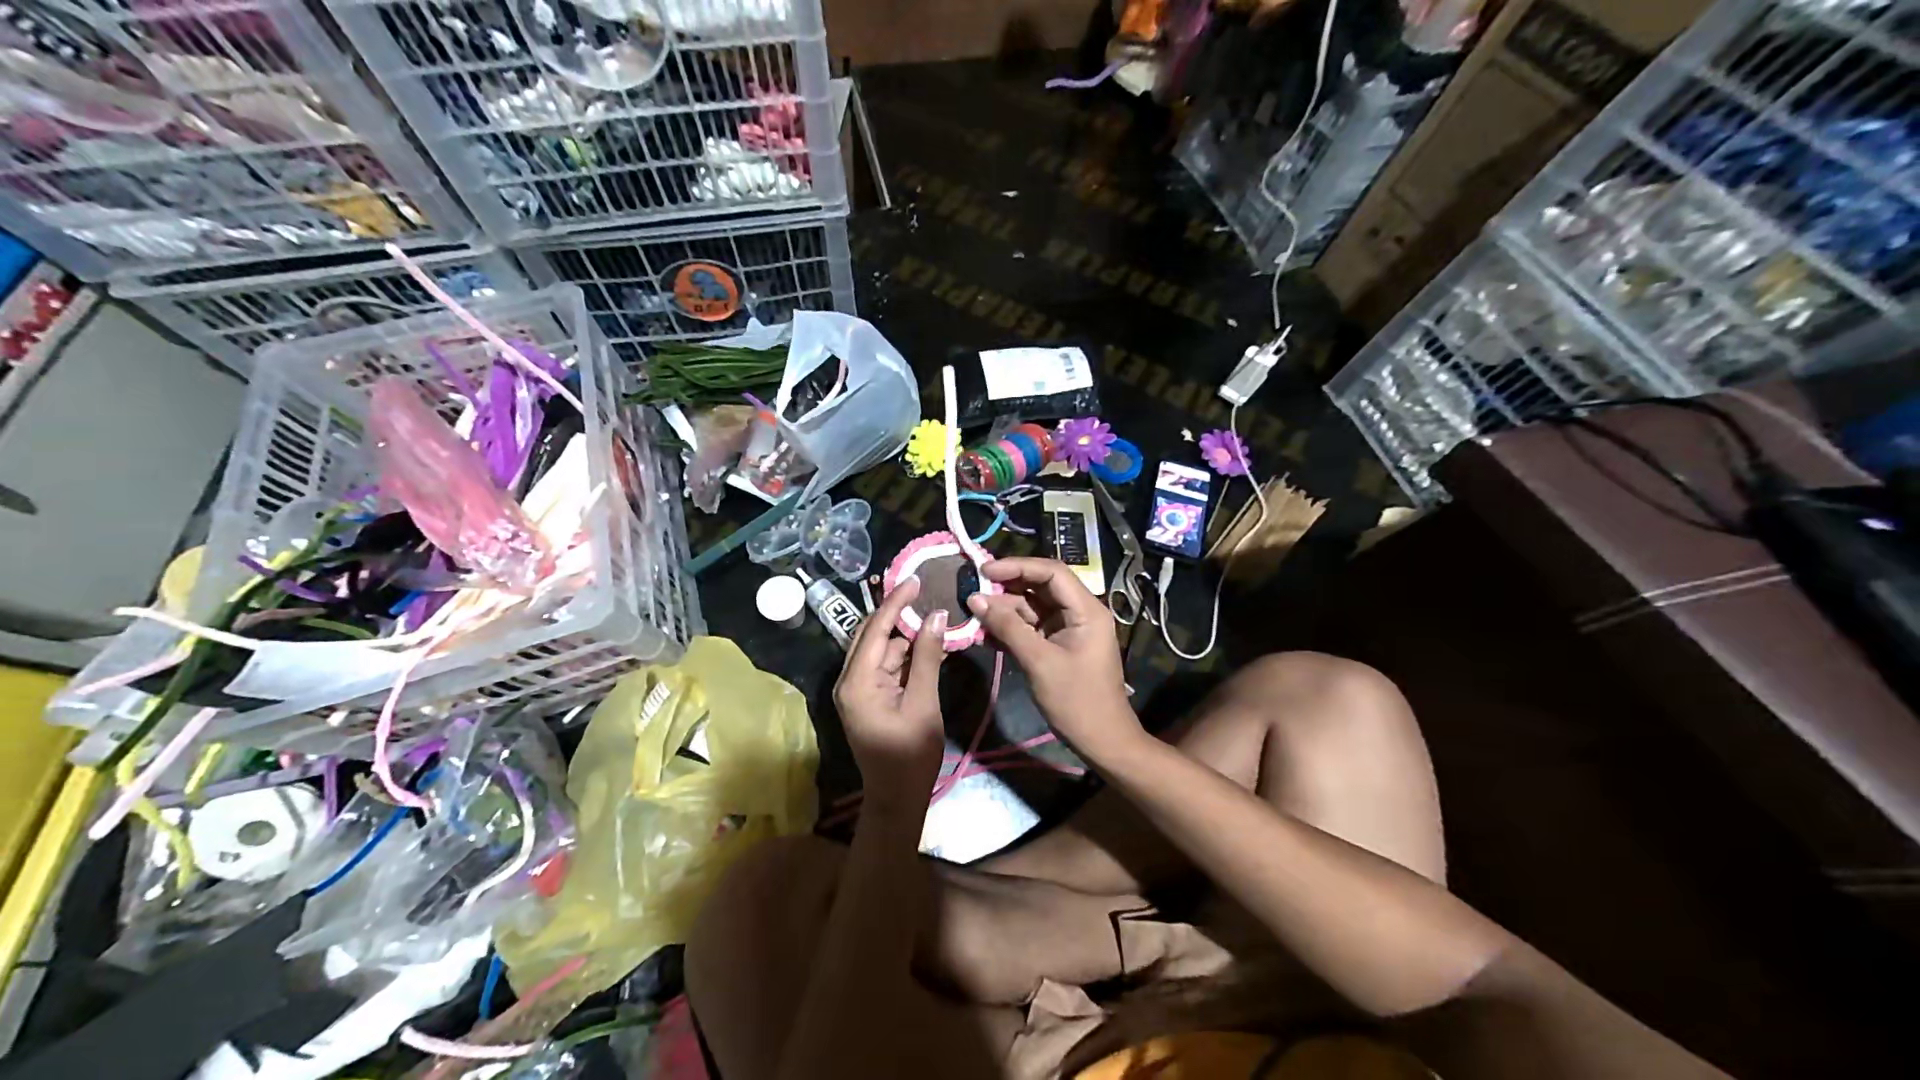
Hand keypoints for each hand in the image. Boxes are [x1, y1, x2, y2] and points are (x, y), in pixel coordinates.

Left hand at [834, 576, 948, 808]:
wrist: (895, 798)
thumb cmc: (910, 755)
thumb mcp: (923, 704)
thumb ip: (926, 658)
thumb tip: (935, 616)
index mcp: (856, 681)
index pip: (877, 629)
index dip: (896, 602)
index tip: (916, 579)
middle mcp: (850, 680)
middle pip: (873, 635)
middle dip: (899, 614)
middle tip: (926, 593)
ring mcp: (857, 690)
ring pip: (881, 650)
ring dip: (906, 637)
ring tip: (935, 620)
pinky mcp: (867, 698)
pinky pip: (885, 667)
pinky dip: (905, 656)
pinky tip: (928, 648)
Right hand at [965, 558, 1144, 759]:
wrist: (1102, 741)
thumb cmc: (1077, 701)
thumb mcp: (1039, 662)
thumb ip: (1007, 627)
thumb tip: (975, 599)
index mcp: (1086, 610)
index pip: (1051, 572)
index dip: (1018, 566)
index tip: (985, 570)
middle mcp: (1079, 613)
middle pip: (1040, 587)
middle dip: (1006, 587)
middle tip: (973, 590)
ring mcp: (1068, 630)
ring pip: (1032, 607)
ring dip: (1004, 610)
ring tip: (973, 613)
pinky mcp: (1057, 646)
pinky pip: (1031, 627)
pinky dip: (1009, 628)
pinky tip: (985, 632)